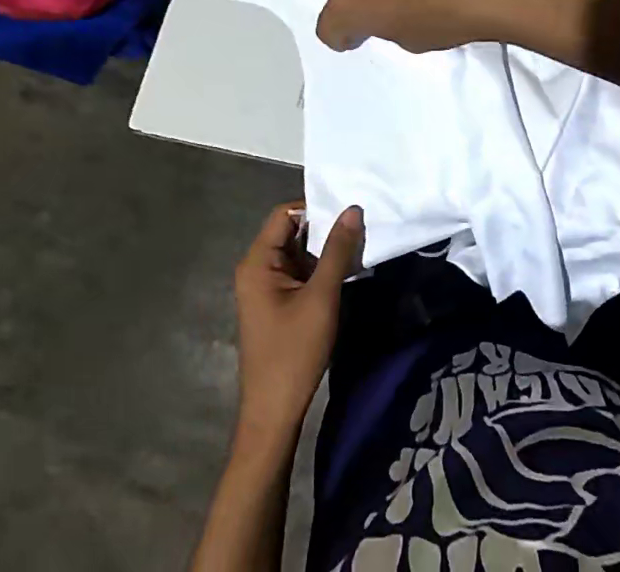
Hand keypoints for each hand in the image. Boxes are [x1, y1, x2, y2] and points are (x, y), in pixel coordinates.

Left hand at [232, 202, 362, 441]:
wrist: (275, 410)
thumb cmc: (295, 351)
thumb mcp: (322, 297)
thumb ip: (337, 251)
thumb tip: (352, 210)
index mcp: (258, 261)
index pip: (284, 215)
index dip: (316, 208)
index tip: (350, 212)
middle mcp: (257, 268)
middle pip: (292, 232)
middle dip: (325, 229)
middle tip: (362, 226)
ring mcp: (266, 287)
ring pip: (299, 253)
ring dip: (326, 251)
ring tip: (360, 246)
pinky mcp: (277, 303)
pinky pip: (299, 273)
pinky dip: (321, 270)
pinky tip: (347, 271)